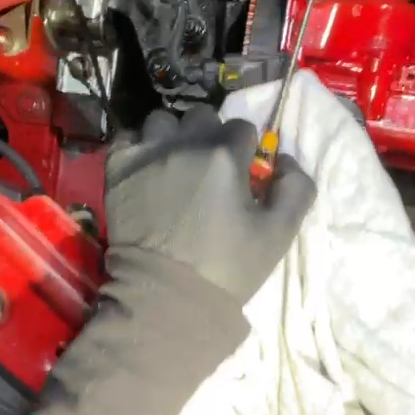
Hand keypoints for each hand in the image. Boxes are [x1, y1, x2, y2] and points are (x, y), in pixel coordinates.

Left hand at [105, 108, 314, 305]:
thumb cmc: (226, 267)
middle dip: (210, 137)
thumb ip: (296, 189)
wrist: (166, 297)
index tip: (241, 177)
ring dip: (173, 136)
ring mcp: (146, 153)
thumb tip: (284, 160)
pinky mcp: (118, 169)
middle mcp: (184, 143)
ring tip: (175, 165)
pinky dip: (139, 147)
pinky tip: (147, 170)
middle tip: (209, 171)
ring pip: (163, 120)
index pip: (243, 127)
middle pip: (202, 117)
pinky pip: (128, 136)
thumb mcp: (279, 234)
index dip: (245, 152)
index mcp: (225, 154)